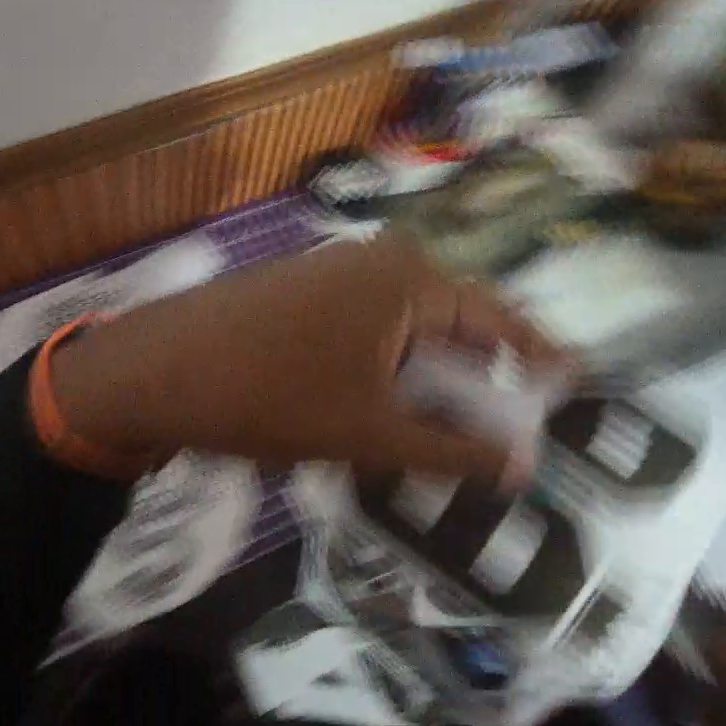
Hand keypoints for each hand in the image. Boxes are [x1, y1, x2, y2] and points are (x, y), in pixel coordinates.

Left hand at [48, 235, 567, 482]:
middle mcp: (375, 260)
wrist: (153, 371)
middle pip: (448, 321)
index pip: (496, 318)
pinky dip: (381, 366)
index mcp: (408, 279)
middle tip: (500, 428)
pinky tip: (373, 407)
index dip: (536, 356)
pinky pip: (363, 327)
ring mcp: (331, 270)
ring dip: (422, 377)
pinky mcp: (298, 289)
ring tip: (436, 430)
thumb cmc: (272, 396)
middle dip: (473, 377)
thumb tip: (525, 466)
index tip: (573, 383)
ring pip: (402, 328)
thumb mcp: (370, 432)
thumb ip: (453, 450)